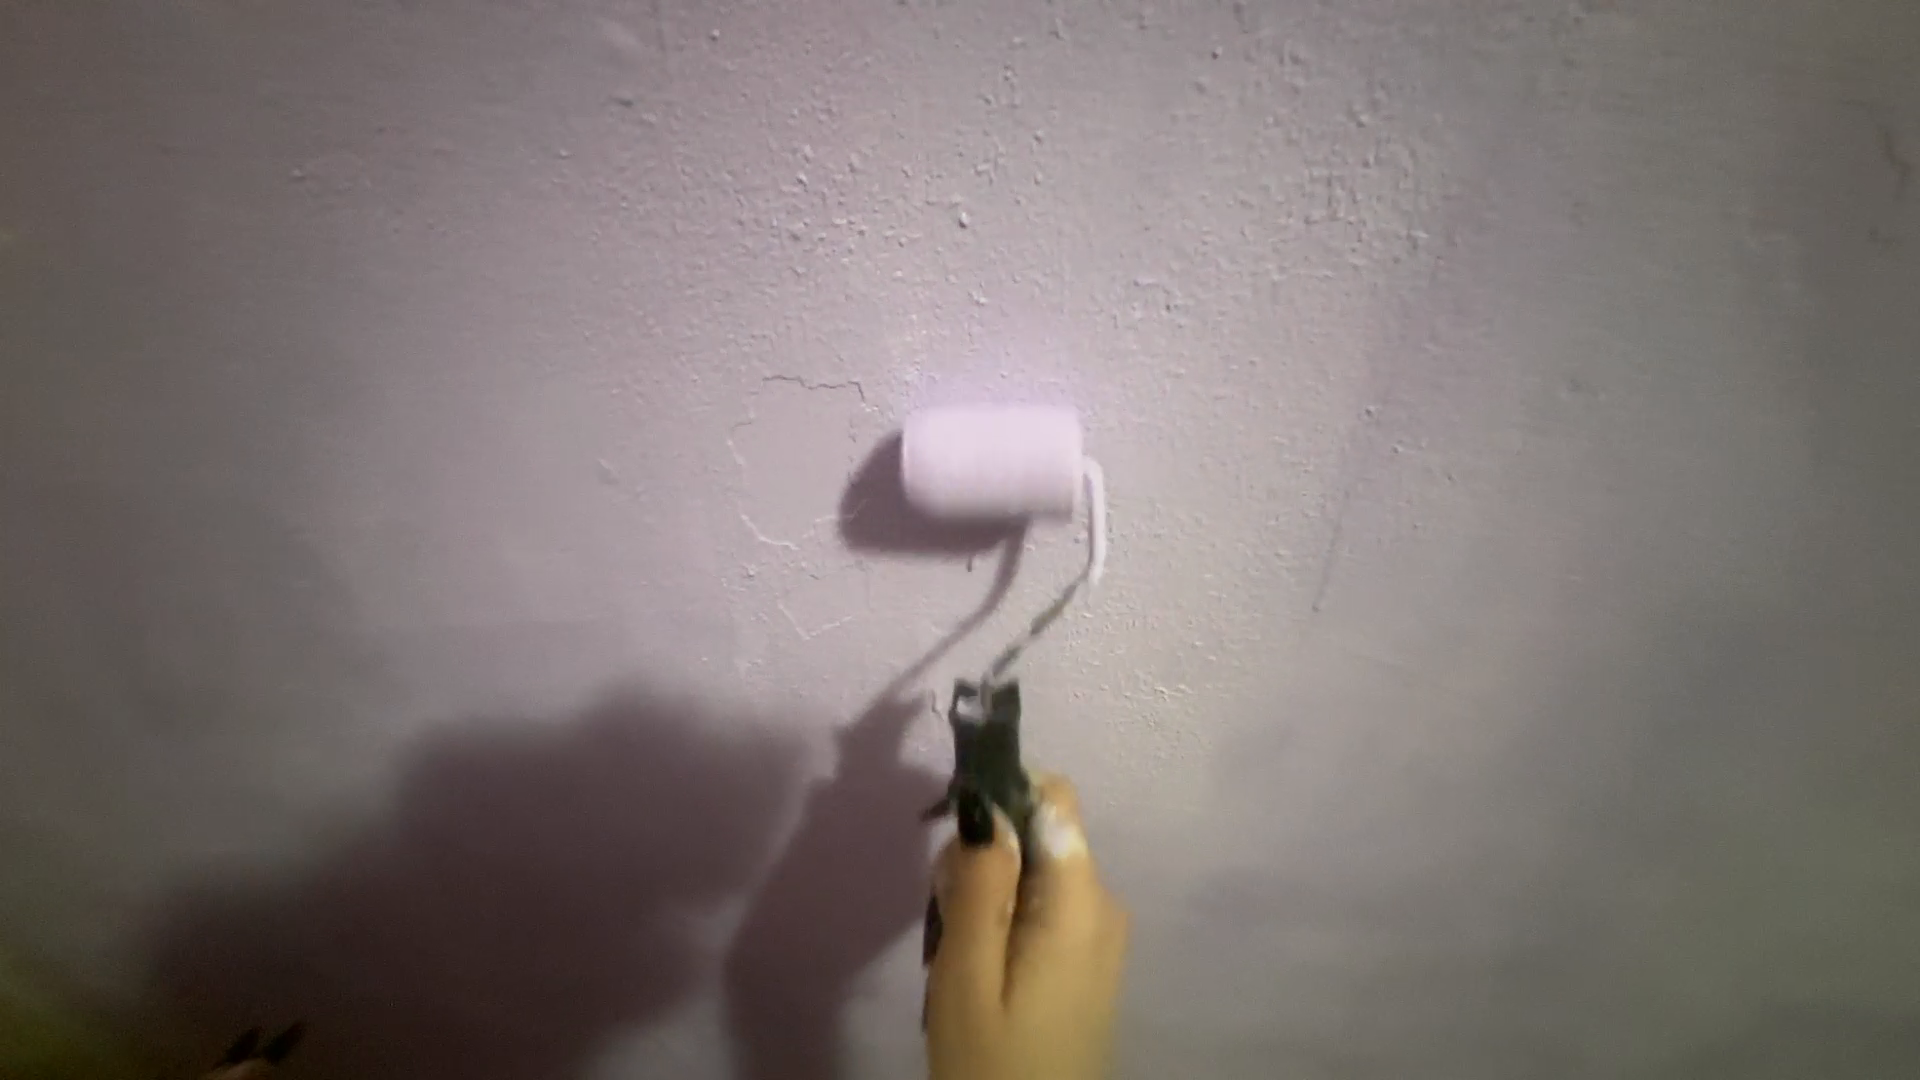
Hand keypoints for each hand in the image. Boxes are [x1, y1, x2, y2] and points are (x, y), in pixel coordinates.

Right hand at [926, 774, 1128, 1079]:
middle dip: (986, 848)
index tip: (957, 824)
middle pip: (1040, 830)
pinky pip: (1045, 900)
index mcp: (1080, 899)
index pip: (1054, 796)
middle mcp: (1102, 902)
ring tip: (956, 941)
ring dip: (989, 883)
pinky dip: (1006, 908)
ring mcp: (1099, 931)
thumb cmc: (993, 1064)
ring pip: (1036, 865)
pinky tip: (979, 956)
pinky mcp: (1087, 954)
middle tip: (945, 903)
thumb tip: (990, 802)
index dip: (1003, 790)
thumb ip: (981, 882)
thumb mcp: (968, 974)